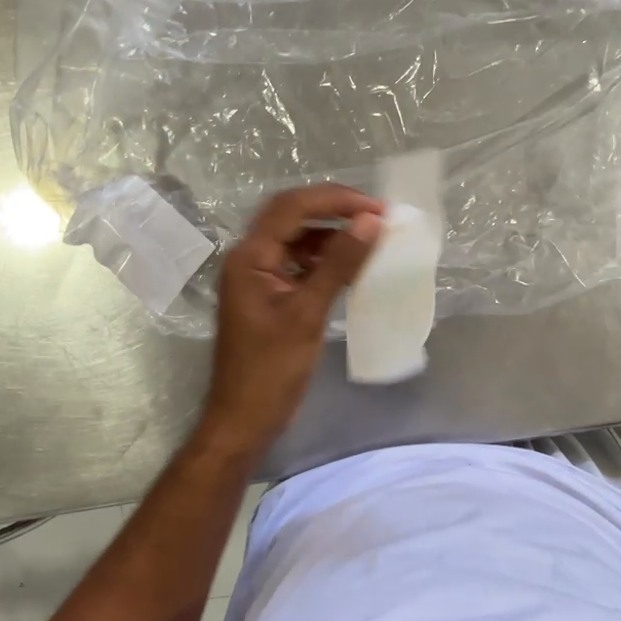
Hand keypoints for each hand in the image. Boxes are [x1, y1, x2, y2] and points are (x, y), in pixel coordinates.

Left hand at [197, 184, 383, 456]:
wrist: (243, 420)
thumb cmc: (270, 372)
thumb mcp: (307, 315)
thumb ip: (338, 265)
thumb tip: (370, 222)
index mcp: (249, 258)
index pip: (292, 207)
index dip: (335, 199)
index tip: (377, 209)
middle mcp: (249, 260)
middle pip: (292, 218)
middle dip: (334, 212)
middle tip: (377, 219)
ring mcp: (257, 280)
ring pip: (296, 242)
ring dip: (331, 237)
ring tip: (371, 242)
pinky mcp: (268, 300)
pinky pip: (298, 267)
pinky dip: (325, 263)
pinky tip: (352, 271)